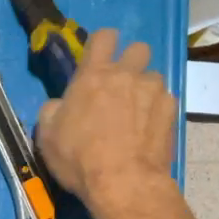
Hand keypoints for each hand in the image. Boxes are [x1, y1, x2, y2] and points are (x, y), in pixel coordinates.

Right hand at [34, 30, 179, 212]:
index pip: (104, 37)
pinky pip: (164, 101)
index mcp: (93, 75)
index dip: (101, 45)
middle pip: (138, 48)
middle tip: (120, 88)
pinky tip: (147, 133)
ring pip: (152, 77)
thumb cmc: (78, 158)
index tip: (97, 61)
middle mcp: (127, 74)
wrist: (122, 182)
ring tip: (136, 117)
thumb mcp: (46, 136)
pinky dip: (156, 112)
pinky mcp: (171, 109)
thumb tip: (60, 104)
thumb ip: (52, 110)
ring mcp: (153, 90)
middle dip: (130, 63)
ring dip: (144, 90)